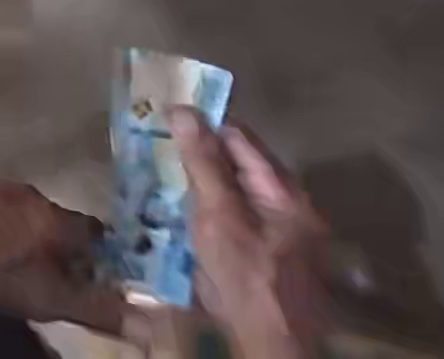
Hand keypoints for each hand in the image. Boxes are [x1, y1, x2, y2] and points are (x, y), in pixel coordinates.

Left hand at [0, 184, 128, 330]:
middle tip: (73, 282)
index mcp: (57, 219)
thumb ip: (98, 308)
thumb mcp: (50, 298)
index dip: (108, 259)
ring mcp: (4, 191)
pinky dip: (18, 233)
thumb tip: (150, 327)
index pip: (98, 234)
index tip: (111, 281)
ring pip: (38, 219)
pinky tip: (6, 253)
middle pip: (67, 226)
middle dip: (74, 252)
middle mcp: (35, 196)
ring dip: (43, 242)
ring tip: (38, 270)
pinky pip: (12, 214)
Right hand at [171, 108, 330, 358]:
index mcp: (284, 191)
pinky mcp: (265, 250)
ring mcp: (278, 230)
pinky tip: (181, 206)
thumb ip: (202, 161)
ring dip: (198, 175)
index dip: (201, 121)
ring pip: (231, 185)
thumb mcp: (217, 213)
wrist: (271, 348)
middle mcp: (287, 204)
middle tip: (156, 142)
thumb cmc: (245, 276)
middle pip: (236, 159)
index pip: (237, 135)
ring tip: (160, 169)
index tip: (162, 115)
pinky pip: (231, 209)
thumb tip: (182, 108)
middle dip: (196, 148)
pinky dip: (206, 201)